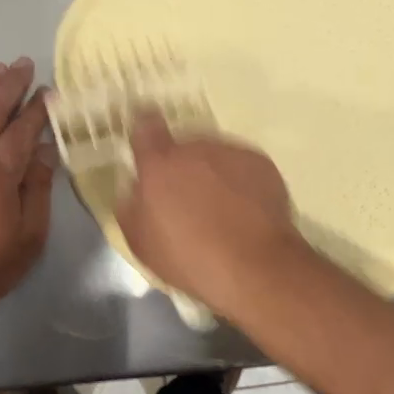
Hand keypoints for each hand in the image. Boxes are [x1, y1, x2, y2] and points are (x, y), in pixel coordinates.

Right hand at [116, 112, 303, 310]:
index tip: (148, 138)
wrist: (254, 266)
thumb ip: (131, 208)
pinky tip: (245, 211)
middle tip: (189, 200)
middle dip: (183, 167)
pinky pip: (242, 166)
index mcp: (159, 165)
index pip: (145, 126)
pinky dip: (240, 182)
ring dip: (213, 173)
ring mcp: (231, 152)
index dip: (145, 129)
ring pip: (215, 156)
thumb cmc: (190, 259)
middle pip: (183, 147)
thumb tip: (134, 189)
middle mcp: (194, 148)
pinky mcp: (262, 163)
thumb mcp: (142, 244)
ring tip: (221, 210)